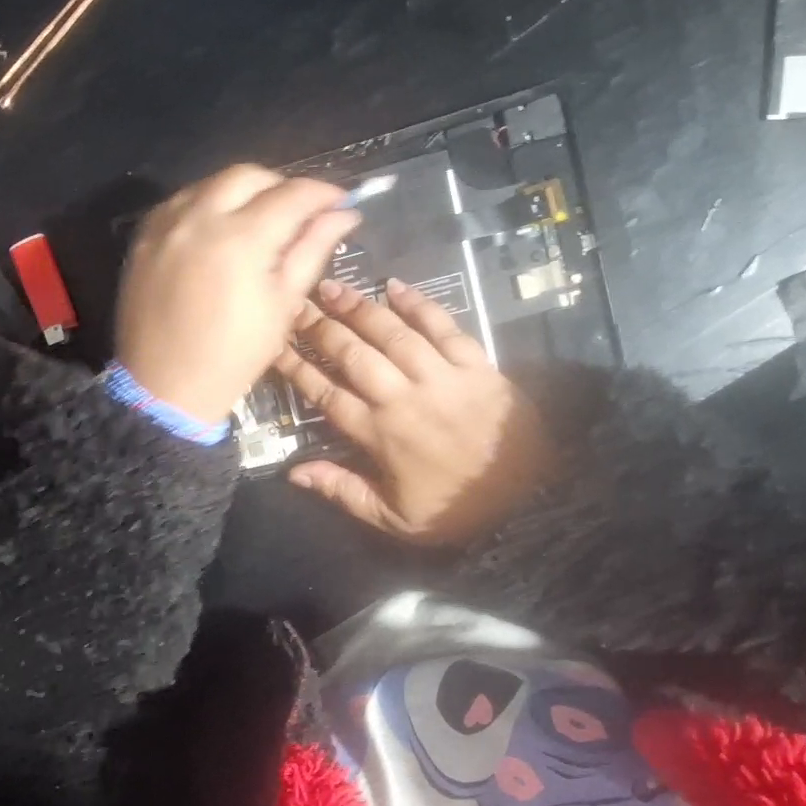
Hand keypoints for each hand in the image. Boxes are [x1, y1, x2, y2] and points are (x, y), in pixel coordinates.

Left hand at [114, 166, 359, 424]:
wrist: (165, 389)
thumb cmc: (234, 356)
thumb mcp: (283, 305)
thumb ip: (311, 250)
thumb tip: (342, 215)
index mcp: (241, 238)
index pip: (291, 194)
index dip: (322, 193)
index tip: (341, 201)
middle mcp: (200, 218)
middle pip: (248, 175)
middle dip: (280, 186)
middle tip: (299, 212)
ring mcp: (166, 225)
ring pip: (211, 183)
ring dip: (242, 192)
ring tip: (260, 221)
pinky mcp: (144, 237)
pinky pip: (181, 202)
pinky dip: (207, 205)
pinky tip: (219, 231)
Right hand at [276, 279, 553, 545]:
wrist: (531, 499)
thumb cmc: (457, 510)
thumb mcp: (394, 519)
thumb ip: (344, 492)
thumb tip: (295, 473)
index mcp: (380, 435)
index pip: (327, 394)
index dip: (298, 368)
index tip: (275, 345)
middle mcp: (404, 398)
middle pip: (354, 355)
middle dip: (320, 328)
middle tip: (296, 304)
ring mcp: (442, 377)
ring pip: (393, 334)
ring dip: (360, 308)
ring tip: (332, 287)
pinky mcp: (477, 364)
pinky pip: (444, 327)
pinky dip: (420, 305)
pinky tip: (395, 286)